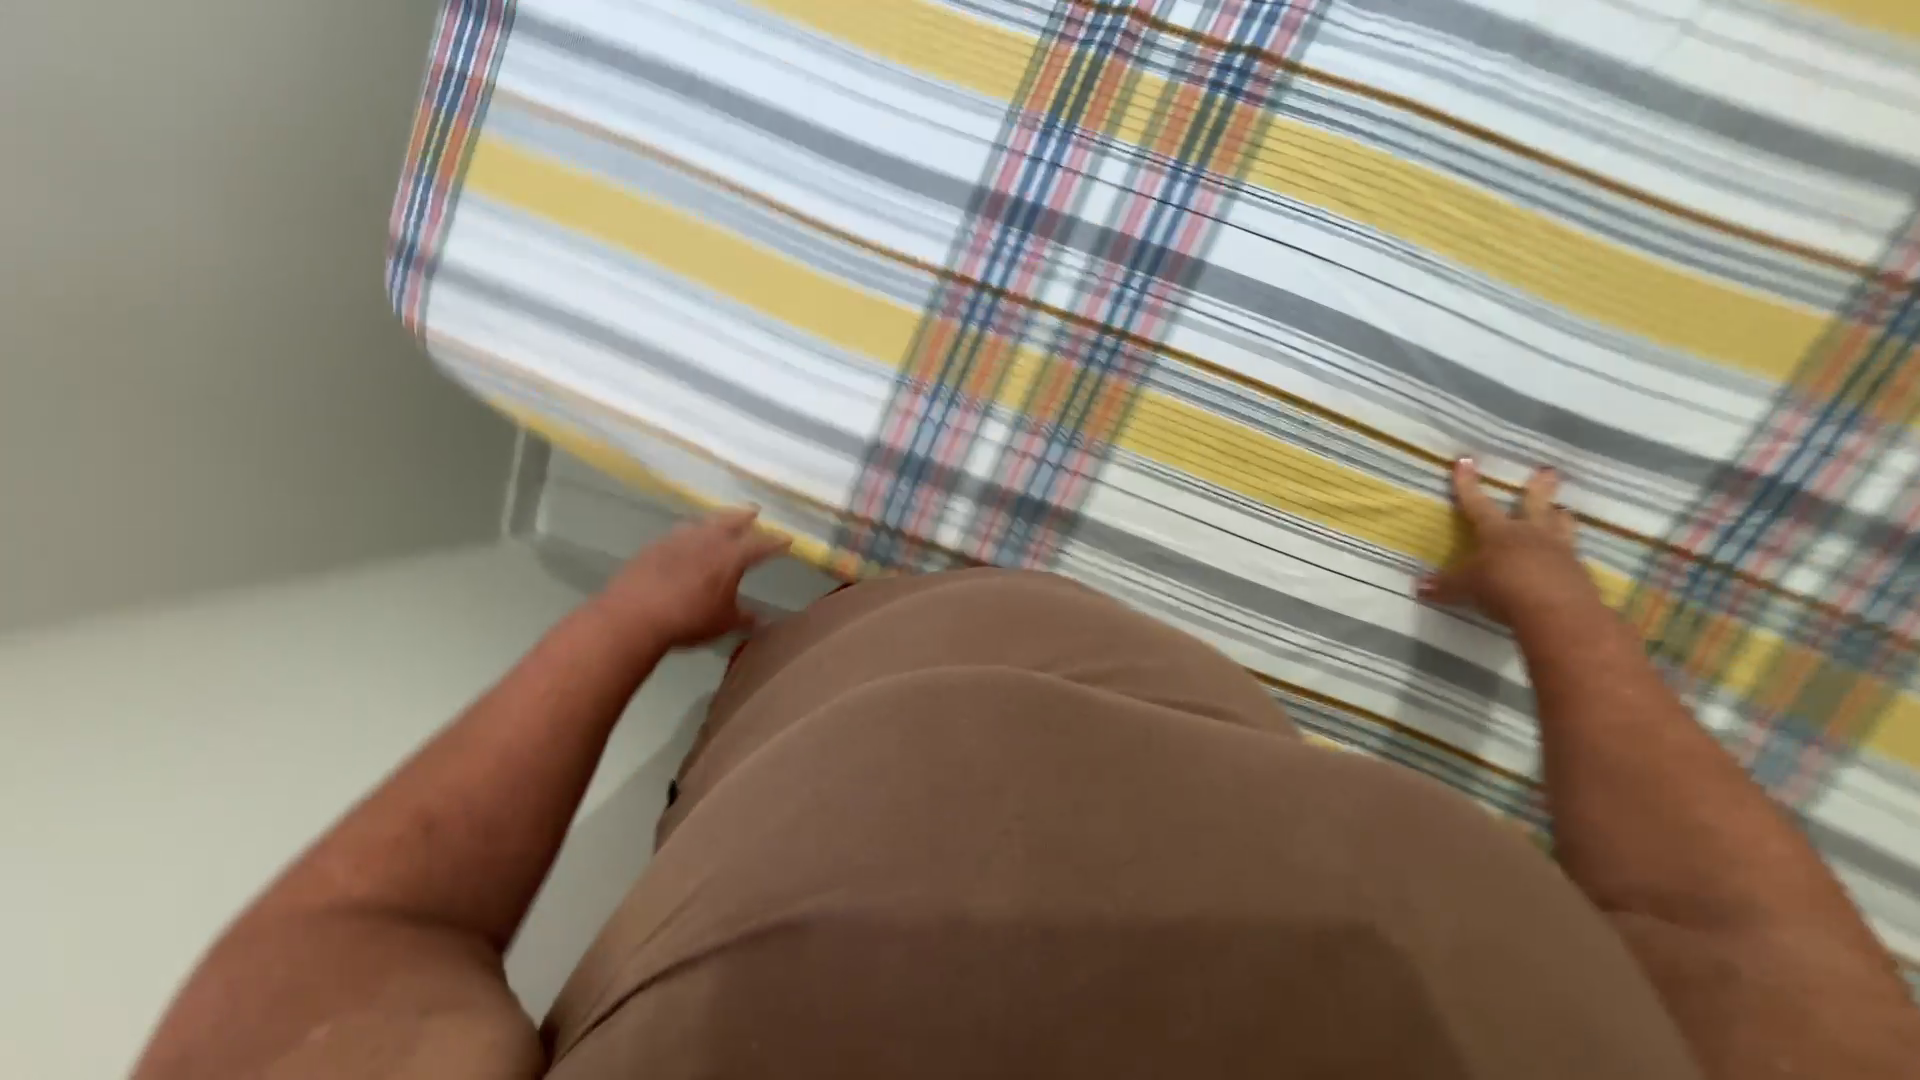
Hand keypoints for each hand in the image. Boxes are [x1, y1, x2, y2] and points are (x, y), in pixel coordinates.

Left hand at [593, 508, 792, 650]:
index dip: (776, 541)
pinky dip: (689, 533)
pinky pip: (678, 533)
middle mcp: (708, 540)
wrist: (635, 615)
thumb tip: (762, 620)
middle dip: (744, 516)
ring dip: (715, 520)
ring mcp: (678, 540)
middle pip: (730, 521)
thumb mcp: (724, 623)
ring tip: (720, 520)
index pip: (761, 544)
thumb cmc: (689, 619)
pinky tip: (685, 539)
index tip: (788, 539)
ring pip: (703, 522)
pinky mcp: (655, 546)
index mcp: (731, 557)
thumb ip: (745, 618)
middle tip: (754, 511)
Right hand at [1418, 459, 1597, 626]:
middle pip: (1536, 504)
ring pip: (1562, 525)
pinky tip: (1569, 557)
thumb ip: (1446, 586)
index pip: (1477, 503)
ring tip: (1563, 512)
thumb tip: (1419, 587)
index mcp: (1497, 532)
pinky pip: (1574, 555)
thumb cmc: (1502, 588)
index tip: (1466, 460)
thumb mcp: (1465, 588)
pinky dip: (1569, 552)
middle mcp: (1530, 534)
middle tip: (1548, 470)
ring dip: (1561, 517)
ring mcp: (1559, 551)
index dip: (1468, 483)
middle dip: (1539, 486)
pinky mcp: (1578, 572)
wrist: (1556, 610)